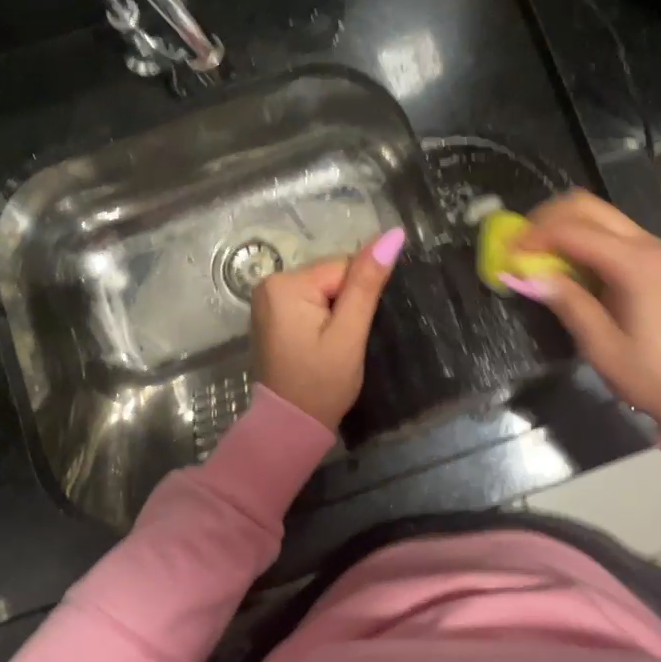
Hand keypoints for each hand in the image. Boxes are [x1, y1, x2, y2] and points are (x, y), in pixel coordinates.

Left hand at [249, 227, 404, 429]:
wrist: (289, 426)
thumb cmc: (321, 384)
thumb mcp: (349, 334)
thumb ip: (368, 283)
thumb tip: (393, 235)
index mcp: (286, 283)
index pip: (343, 268)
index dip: (358, 298)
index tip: (352, 332)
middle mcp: (270, 283)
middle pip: (332, 277)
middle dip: (346, 306)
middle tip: (341, 344)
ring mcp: (268, 300)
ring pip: (324, 291)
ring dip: (336, 315)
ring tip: (331, 347)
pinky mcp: (272, 316)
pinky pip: (310, 304)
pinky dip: (323, 321)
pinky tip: (320, 346)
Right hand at [505, 191, 660, 429]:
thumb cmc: (652, 376)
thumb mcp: (600, 345)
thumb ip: (565, 302)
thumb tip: (525, 275)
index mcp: (634, 264)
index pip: (573, 230)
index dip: (533, 236)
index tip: (505, 252)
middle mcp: (646, 245)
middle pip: (587, 207)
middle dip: (546, 219)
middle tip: (518, 246)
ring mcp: (653, 251)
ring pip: (599, 215)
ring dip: (563, 226)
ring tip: (534, 254)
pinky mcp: (653, 262)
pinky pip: (610, 234)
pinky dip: (581, 238)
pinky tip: (563, 264)